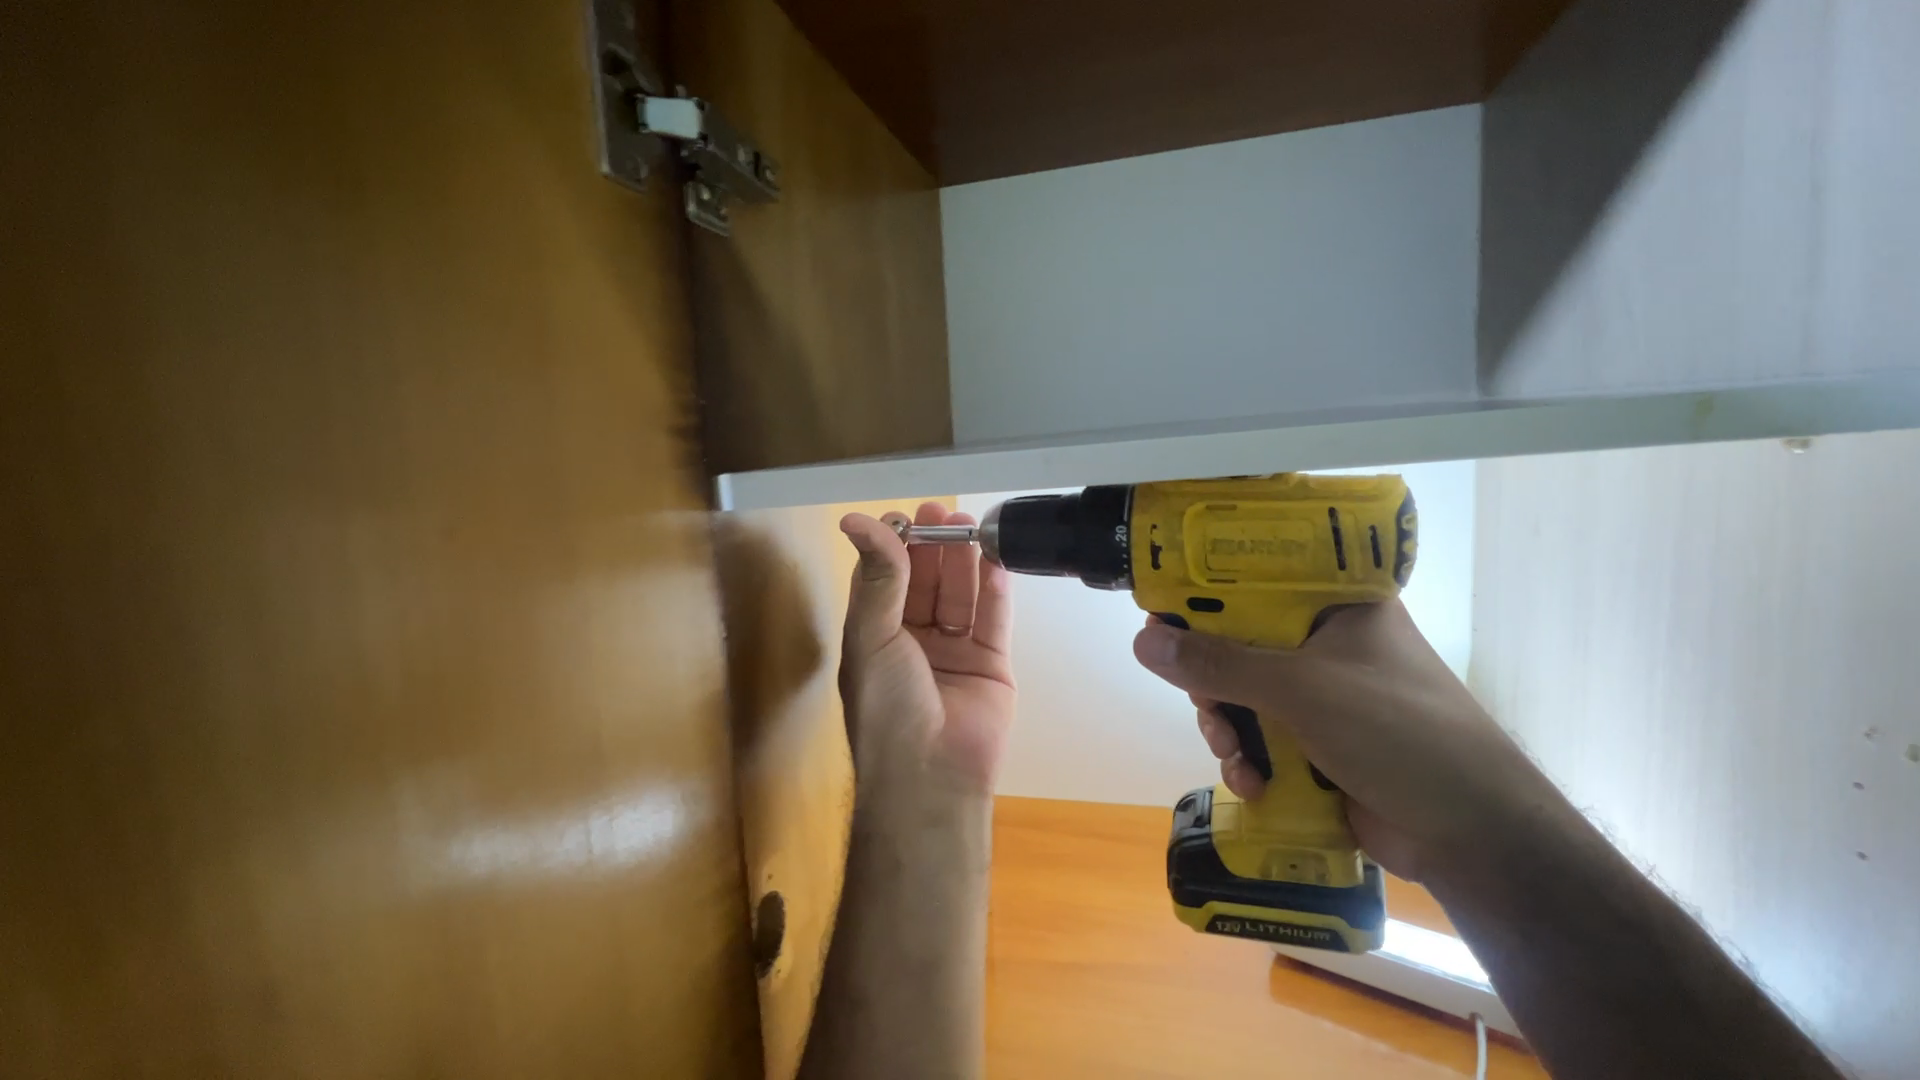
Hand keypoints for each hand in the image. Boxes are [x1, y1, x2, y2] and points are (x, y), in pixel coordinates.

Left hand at [838, 502, 1015, 801]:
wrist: (930, 775)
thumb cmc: (888, 705)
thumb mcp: (872, 636)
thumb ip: (878, 578)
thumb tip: (857, 520)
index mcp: (876, 635)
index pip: (886, 579)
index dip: (895, 546)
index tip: (906, 516)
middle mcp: (913, 640)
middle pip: (926, 582)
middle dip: (933, 547)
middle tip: (944, 512)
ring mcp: (954, 652)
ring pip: (961, 596)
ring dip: (965, 562)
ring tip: (972, 527)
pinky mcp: (991, 665)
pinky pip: (993, 621)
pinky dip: (995, 592)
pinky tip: (996, 561)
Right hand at [1132, 601, 1566, 882]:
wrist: (1471, 834)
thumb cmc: (1396, 732)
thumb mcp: (1300, 688)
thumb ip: (1218, 664)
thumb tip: (1142, 640)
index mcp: (1339, 605)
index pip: (1259, 579)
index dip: (1209, 593)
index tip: (1165, 613)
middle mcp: (1329, 643)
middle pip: (1241, 642)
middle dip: (1213, 679)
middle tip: (1199, 698)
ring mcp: (1324, 696)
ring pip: (1245, 694)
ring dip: (1228, 727)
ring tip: (1232, 755)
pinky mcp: (1319, 743)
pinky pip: (1262, 737)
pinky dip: (1249, 759)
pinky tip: (1253, 784)